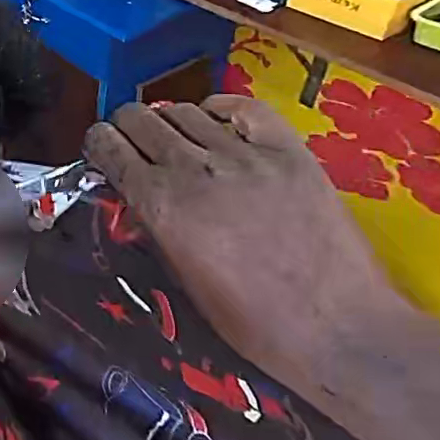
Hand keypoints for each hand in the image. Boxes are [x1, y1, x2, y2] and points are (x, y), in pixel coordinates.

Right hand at [84, 97, 410, 383]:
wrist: (341, 332)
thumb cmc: (253, 321)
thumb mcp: (180, 276)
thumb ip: (152, 224)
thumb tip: (136, 193)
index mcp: (159, 203)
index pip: (106, 145)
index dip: (98, 144)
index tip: (104, 151)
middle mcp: (192, 169)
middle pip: (137, 117)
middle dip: (127, 128)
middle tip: (138, 146)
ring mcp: (243, 156)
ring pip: (183, 110)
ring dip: (171, 123)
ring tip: (182, 141)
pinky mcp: (288, 152)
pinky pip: (242, 107)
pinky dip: (220, 109)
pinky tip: (218, 124)